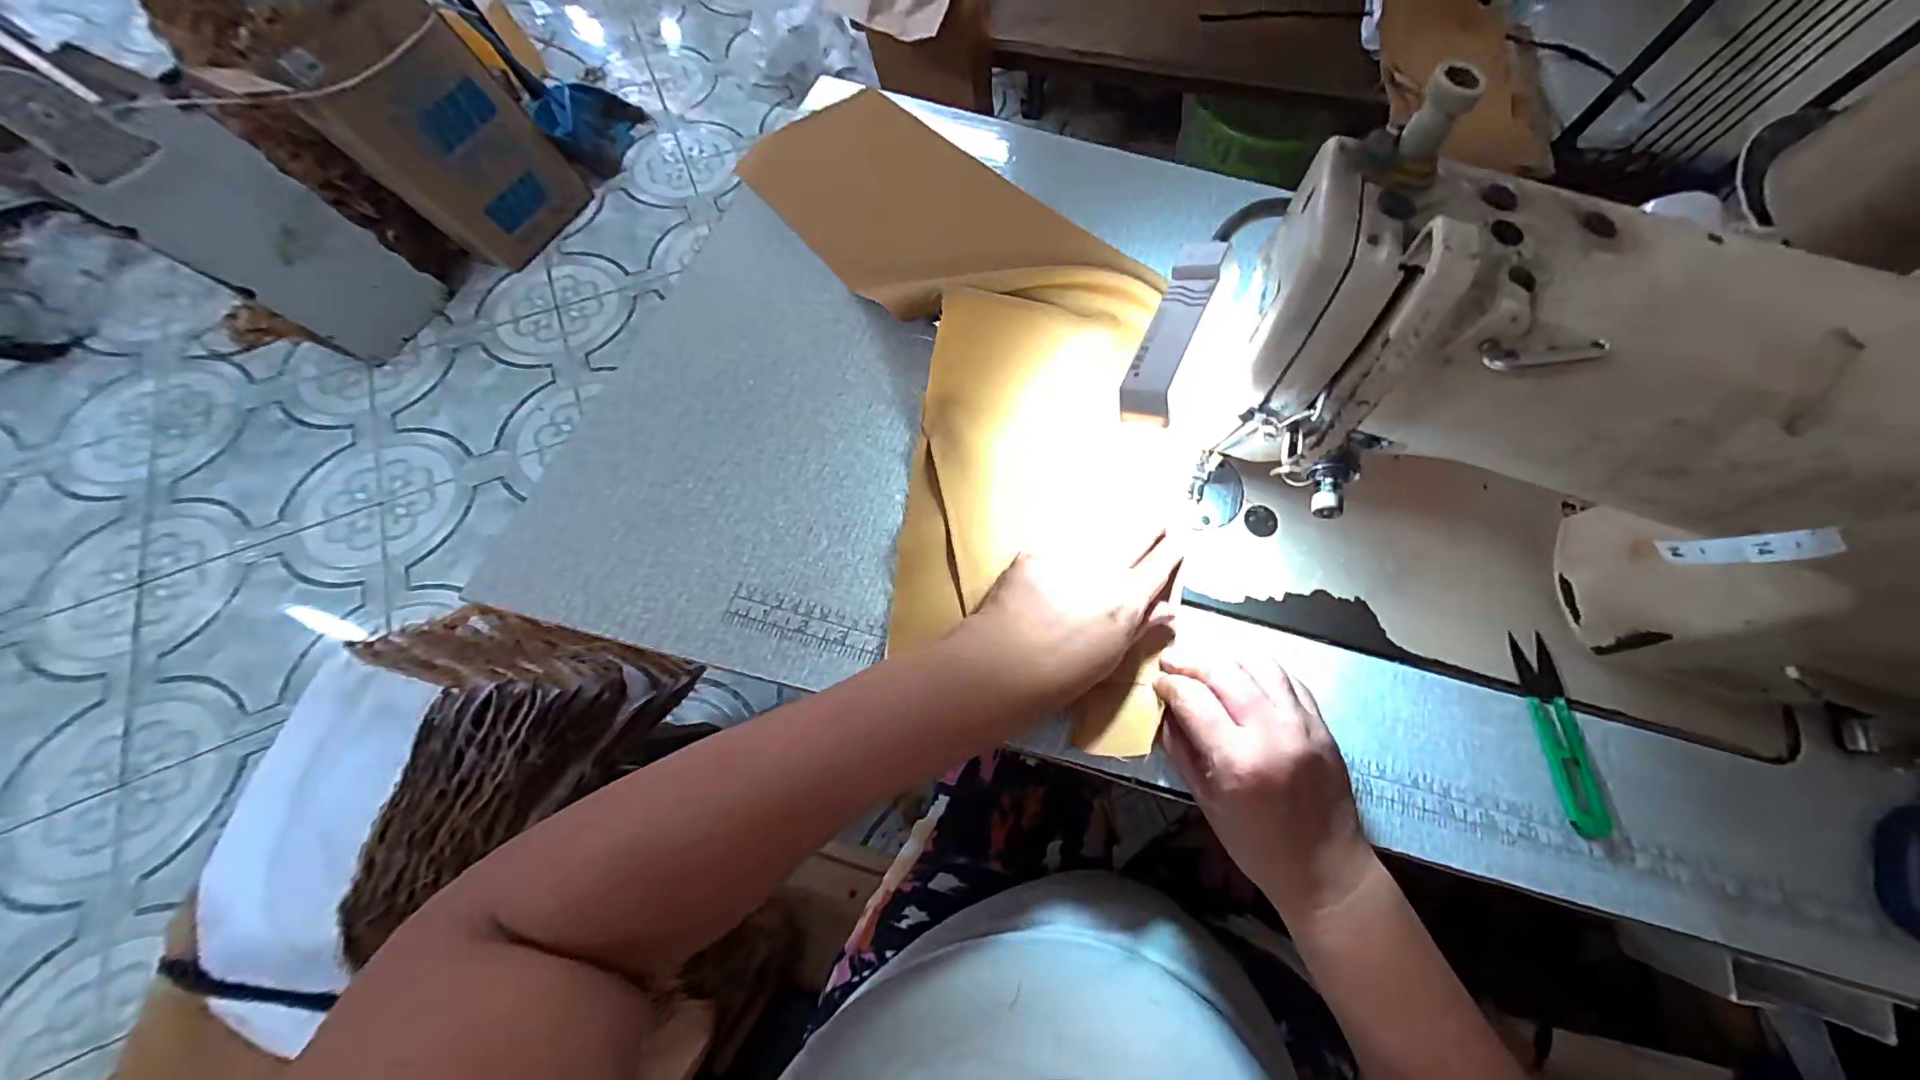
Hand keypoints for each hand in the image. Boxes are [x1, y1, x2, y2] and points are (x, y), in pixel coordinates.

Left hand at [950, 530, 1182, 710]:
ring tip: (1111, 541)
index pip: (1163, 560)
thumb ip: (1140, 627)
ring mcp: (1067, 556)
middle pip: (1138, 531)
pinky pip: (1060, 543)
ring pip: (1099, 531)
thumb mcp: (1110, 658)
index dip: (1175, 547)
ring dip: (1109, 534)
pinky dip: (1068, 548)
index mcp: (1127, 599)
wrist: (1002, 664)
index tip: (1180, 539)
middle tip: (1158, 522)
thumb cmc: (1061, 675)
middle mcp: (1102, 569)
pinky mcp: (1034, 552)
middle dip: (1150, 526)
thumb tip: (1168, 610)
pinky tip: (1065, 558)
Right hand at [1155, 643, 1378, 924]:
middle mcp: (1272, 734)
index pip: (1193, 699)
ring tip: (1205, 664)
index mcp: (1238, 760)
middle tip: (1170, 663)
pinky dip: (1260, 671)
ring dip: (1225, 659)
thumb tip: (1163, 711)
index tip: (1157, 684)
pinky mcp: (1322, 725)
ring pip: (1259, 666)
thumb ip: (1181, 750)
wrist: (1326, 870)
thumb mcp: (1206, 801)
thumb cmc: (1257, 845)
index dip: (1169, 685)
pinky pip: (1287, 680)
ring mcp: (1303, 725)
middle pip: (1224, 673)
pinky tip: (1243, 677)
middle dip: (1190, 662)